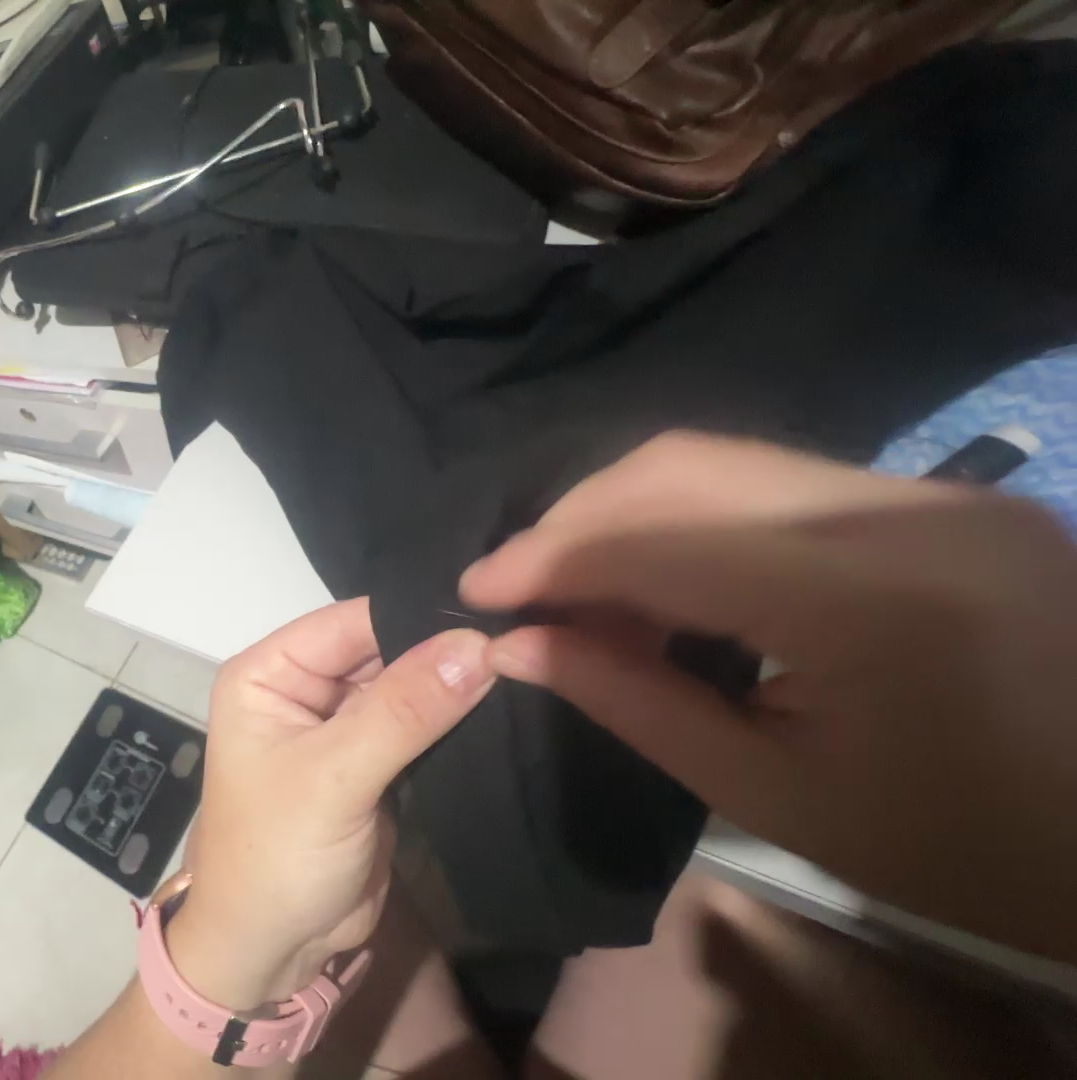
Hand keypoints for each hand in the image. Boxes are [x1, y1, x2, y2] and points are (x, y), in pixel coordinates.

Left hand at [168, 598, 496, 1010]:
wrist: (272, 948)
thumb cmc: (277, 854)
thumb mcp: (334, 777)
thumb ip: (404, 710)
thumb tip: (478, 645)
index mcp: (268, 674)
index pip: (348, 623)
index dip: (415, 616)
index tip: (496, 611)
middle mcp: (300, 689)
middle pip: (379, 650)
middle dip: (441, 649)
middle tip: (529, 637)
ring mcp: (338, 726)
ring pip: (403, 687)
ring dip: (453, 685)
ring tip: (530, 665)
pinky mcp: (372, 764)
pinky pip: (417, 728)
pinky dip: (452, 722)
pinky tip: (507, 707)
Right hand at [458, 432, 1076, 961]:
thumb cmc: (962, 849)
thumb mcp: (768, 792)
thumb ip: (627, 699)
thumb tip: (510, 644)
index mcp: (876, 603)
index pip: (657, 542)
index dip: (545, 559)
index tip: (472, 590)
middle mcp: (904, 513)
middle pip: (677, 469)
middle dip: (569, 522)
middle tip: (516, 587)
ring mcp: (925, 493)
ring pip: (710, 459)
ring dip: (614, 513)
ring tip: (574, 585)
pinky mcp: (925, 497)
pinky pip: (755, 479)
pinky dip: (671, 516)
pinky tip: (650, 575)